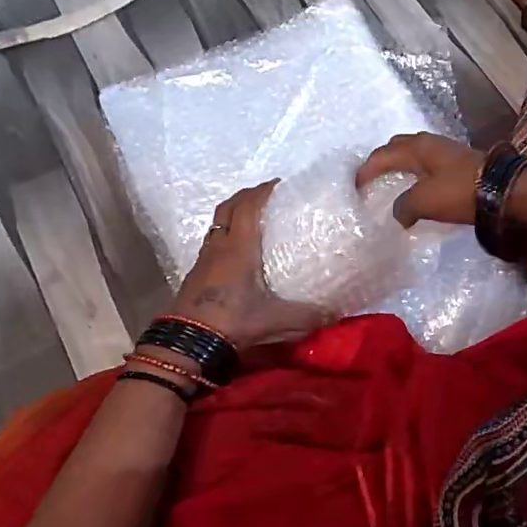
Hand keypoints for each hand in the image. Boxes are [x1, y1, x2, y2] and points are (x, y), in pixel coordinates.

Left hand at [169, 181, 332, 348]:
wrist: (190, 341)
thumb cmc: (234, 321)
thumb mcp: (277, 320)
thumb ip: (308, 316)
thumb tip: (336, 314)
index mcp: (239, 248)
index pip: (248, 207)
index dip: (262, 191)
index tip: (278, 184)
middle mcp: (219, 247)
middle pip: (228, 208)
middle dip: (246, 196)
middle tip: (265, 196)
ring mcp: (203, 259)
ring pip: (217, 225)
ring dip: (233, 216)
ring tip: (252, 220)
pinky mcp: (195, 274)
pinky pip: (211, 243)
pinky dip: (225, 237)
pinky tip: (236, 252)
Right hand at [355, 133, 485, 226]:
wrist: (506, 191)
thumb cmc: (459, 192)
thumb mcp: (424, 201)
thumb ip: (404, 206)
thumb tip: (399, 213)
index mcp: (417, 148)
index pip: (382, 155)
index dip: (366, 170)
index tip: (354, 186)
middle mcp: (430, 143)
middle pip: (398, 146)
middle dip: (383, 160)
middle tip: (373, 178)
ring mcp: (447, 151)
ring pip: (415, 153)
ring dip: (402, 165)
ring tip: (393, 183)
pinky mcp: (460, 163)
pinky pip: (429, 163)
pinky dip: (417, 172)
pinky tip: (419, 186)